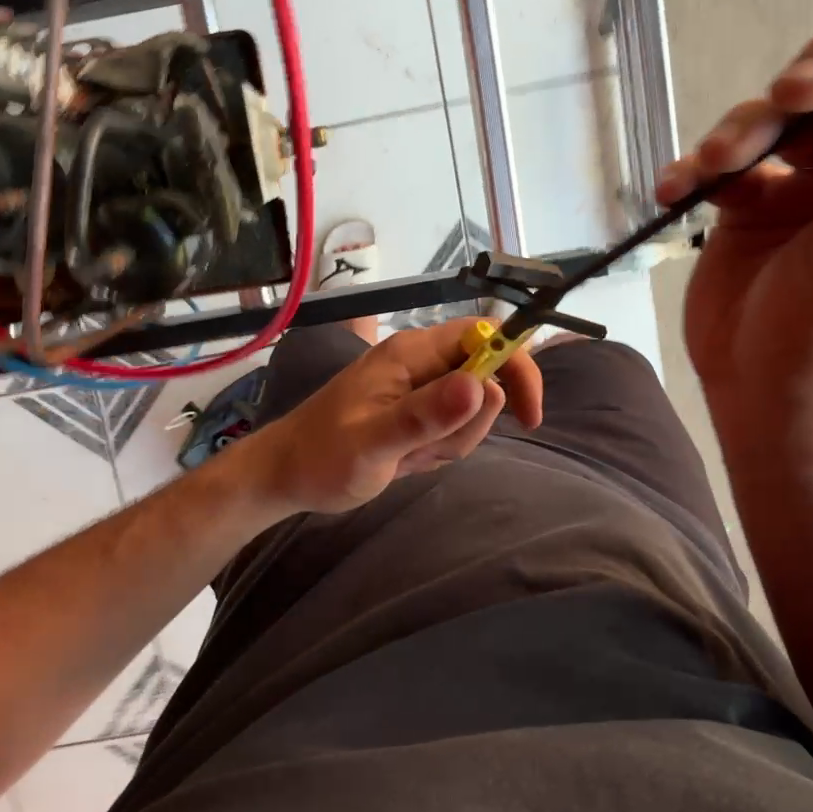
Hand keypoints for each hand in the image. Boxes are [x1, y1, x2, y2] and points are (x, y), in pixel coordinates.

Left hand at [232, 318, 543, 513]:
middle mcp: (419, 363)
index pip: (485, 335)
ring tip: (404, 458)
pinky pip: (451, 429)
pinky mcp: (416, 414)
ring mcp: (418, 390)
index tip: (526, 415)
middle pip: (484, 378)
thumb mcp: (372, 444)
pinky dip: (438, 451)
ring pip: (470, 411)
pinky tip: (403, 462)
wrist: (285, 477)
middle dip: (470, 423)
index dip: (515, 365)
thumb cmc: (321, 457)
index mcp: (410, 353)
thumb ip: (425, 416)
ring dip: (451, 442)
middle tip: (424, 450)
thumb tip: (482, 384)